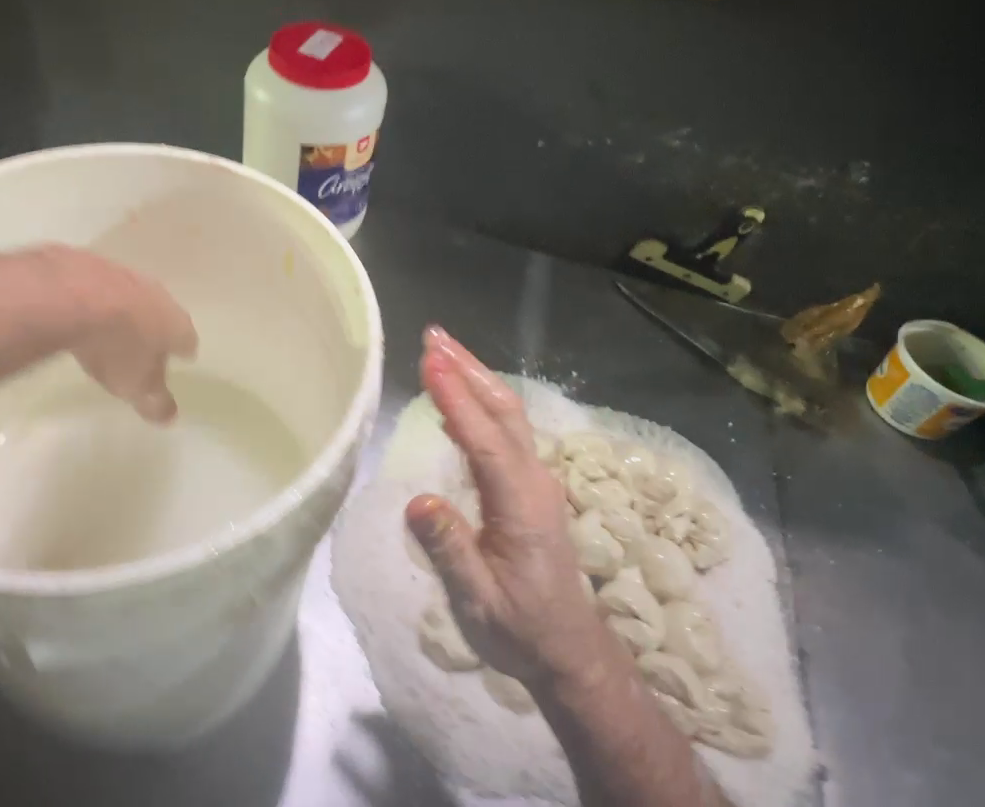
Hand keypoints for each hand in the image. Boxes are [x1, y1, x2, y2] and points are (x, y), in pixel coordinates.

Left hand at [37, 246, 197, 422]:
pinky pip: (98, 287)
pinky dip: (94, 299)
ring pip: (131, 296)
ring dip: (124, 310)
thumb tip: (169, 416)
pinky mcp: (90, 266)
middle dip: (155, 327)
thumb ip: (155, 402)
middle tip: (145, 344)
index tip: (182, 357)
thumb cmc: (115, 348)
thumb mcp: (136, 387)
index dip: (183, 350)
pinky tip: (80, 312)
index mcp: (175, 324)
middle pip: (162, 313)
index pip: (188, 339)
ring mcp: (124, 277)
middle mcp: (157, 296)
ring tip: (111, 328)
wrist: (70, 297)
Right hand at [407, 326, 612, 687]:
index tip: (431, 361)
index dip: (457, 398)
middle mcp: (534, 481)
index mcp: (521, 504)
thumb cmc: (520, 629)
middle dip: (469, 369)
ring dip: (476, 379)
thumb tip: (417, 501)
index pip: (486, 439)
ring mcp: (536, 481)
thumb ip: (451, 551)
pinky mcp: (530, 488)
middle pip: (504, 411)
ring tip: (441, 352)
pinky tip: (457, 401)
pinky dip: (480, 405)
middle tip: (433, 336)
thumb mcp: (479, 602)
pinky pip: (506, 432)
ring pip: (509, 416)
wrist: (568, 649)